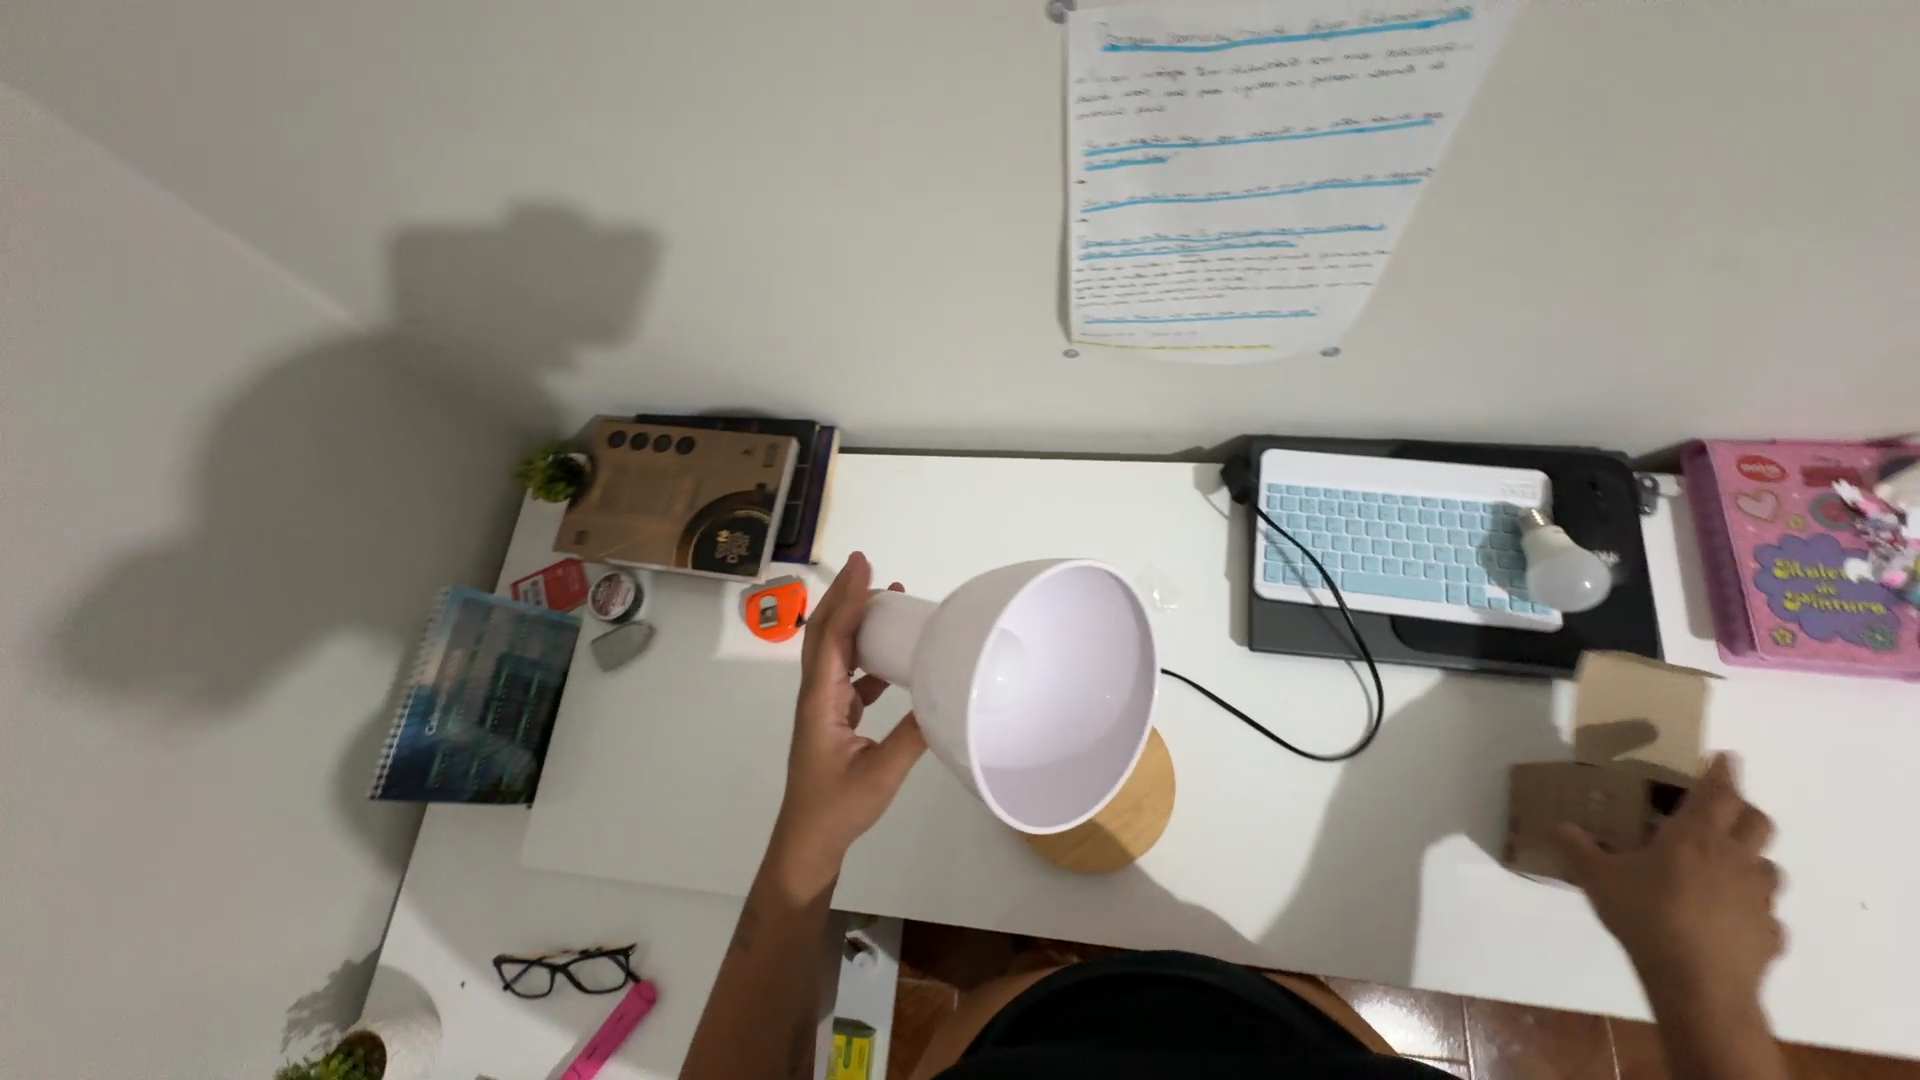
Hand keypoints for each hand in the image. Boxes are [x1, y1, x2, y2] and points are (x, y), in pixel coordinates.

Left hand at [767, 552, 926, 898]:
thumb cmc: (837, 809)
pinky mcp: (835, 718)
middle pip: (825, 632)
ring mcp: (824, 706)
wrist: (809, 841)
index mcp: (821, 701)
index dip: (849, 599)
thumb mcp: (880, 775)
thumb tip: (945, 698)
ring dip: (856, 621)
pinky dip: (867, 654)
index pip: (832, 637)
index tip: (864, 566)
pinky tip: (893, 654)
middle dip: (844, 595)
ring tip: (886, 600)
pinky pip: (849, 673)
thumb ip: (913, 737)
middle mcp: (817, 695)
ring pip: (835, 650)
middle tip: (868, 565)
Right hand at [1553, 754, 1783, 1011]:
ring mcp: (1759, 898)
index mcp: (1694, 838)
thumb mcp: (1595, 877)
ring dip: (1750, 858)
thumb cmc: (1646, 915)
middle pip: (1757, 822)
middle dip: (1743, 809)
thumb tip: (1556, 825)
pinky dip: (1751, 906)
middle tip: (1721, 809)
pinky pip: (1767, 912)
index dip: (1722, 772)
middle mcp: (1735, 859)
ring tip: (1723, 865)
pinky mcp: (1769, 933)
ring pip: (1768, 866)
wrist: (1698, 982)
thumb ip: (1575, 846)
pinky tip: (1727, 917)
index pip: (1717, 794)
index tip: (1726, 756)